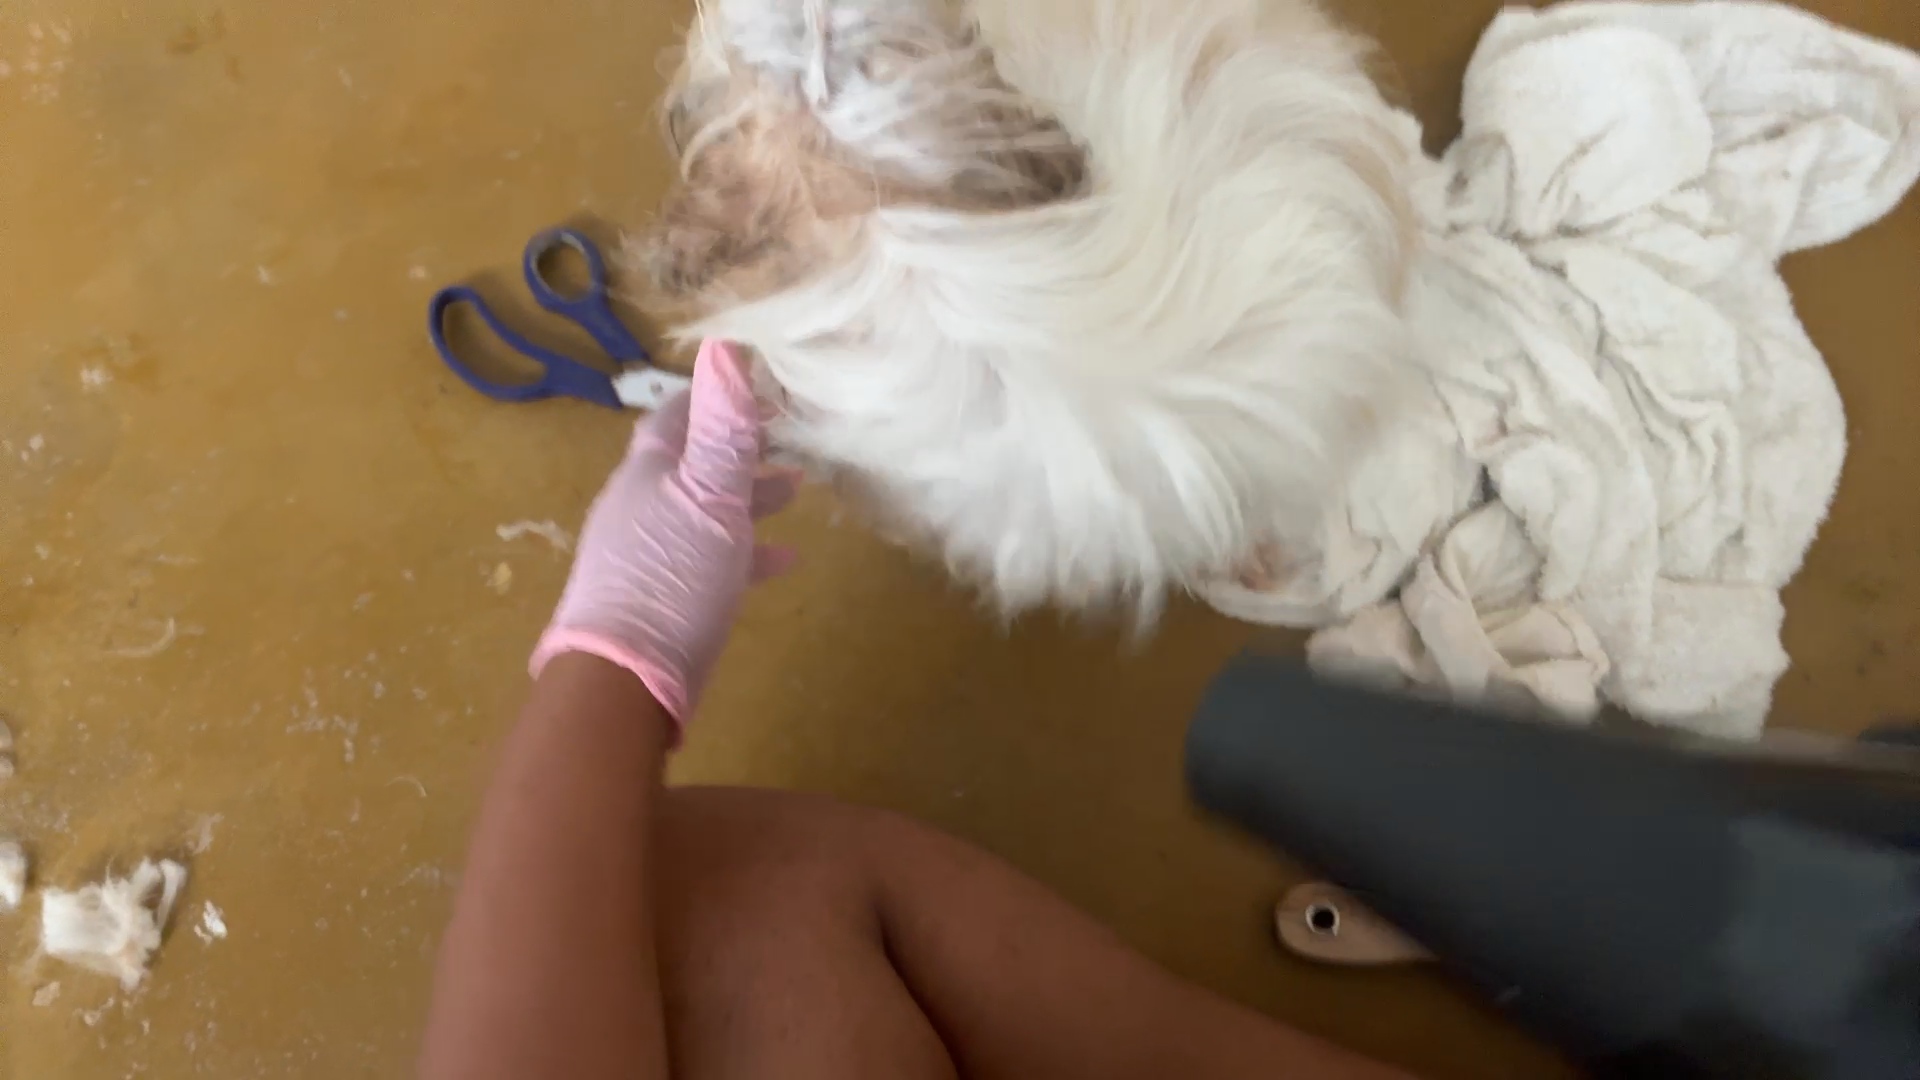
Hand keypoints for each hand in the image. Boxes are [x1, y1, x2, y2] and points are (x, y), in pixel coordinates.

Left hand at [531, 340, 797, 728]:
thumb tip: (724, 348)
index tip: (753, 384)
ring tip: (798, 489)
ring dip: (752, 496)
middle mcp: (645, 506)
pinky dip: (749, 552)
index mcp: (649, 473)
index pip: (676, 418)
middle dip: (741, 447)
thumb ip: (721, 428)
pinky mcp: (668, 594)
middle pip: (696, 463)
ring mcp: (653, 552)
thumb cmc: (672, 573)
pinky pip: (714, 559)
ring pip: (709, 510)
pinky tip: (786, 559)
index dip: (712, 398)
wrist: (626, 674)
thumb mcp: (708, 494)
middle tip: (788, 435)